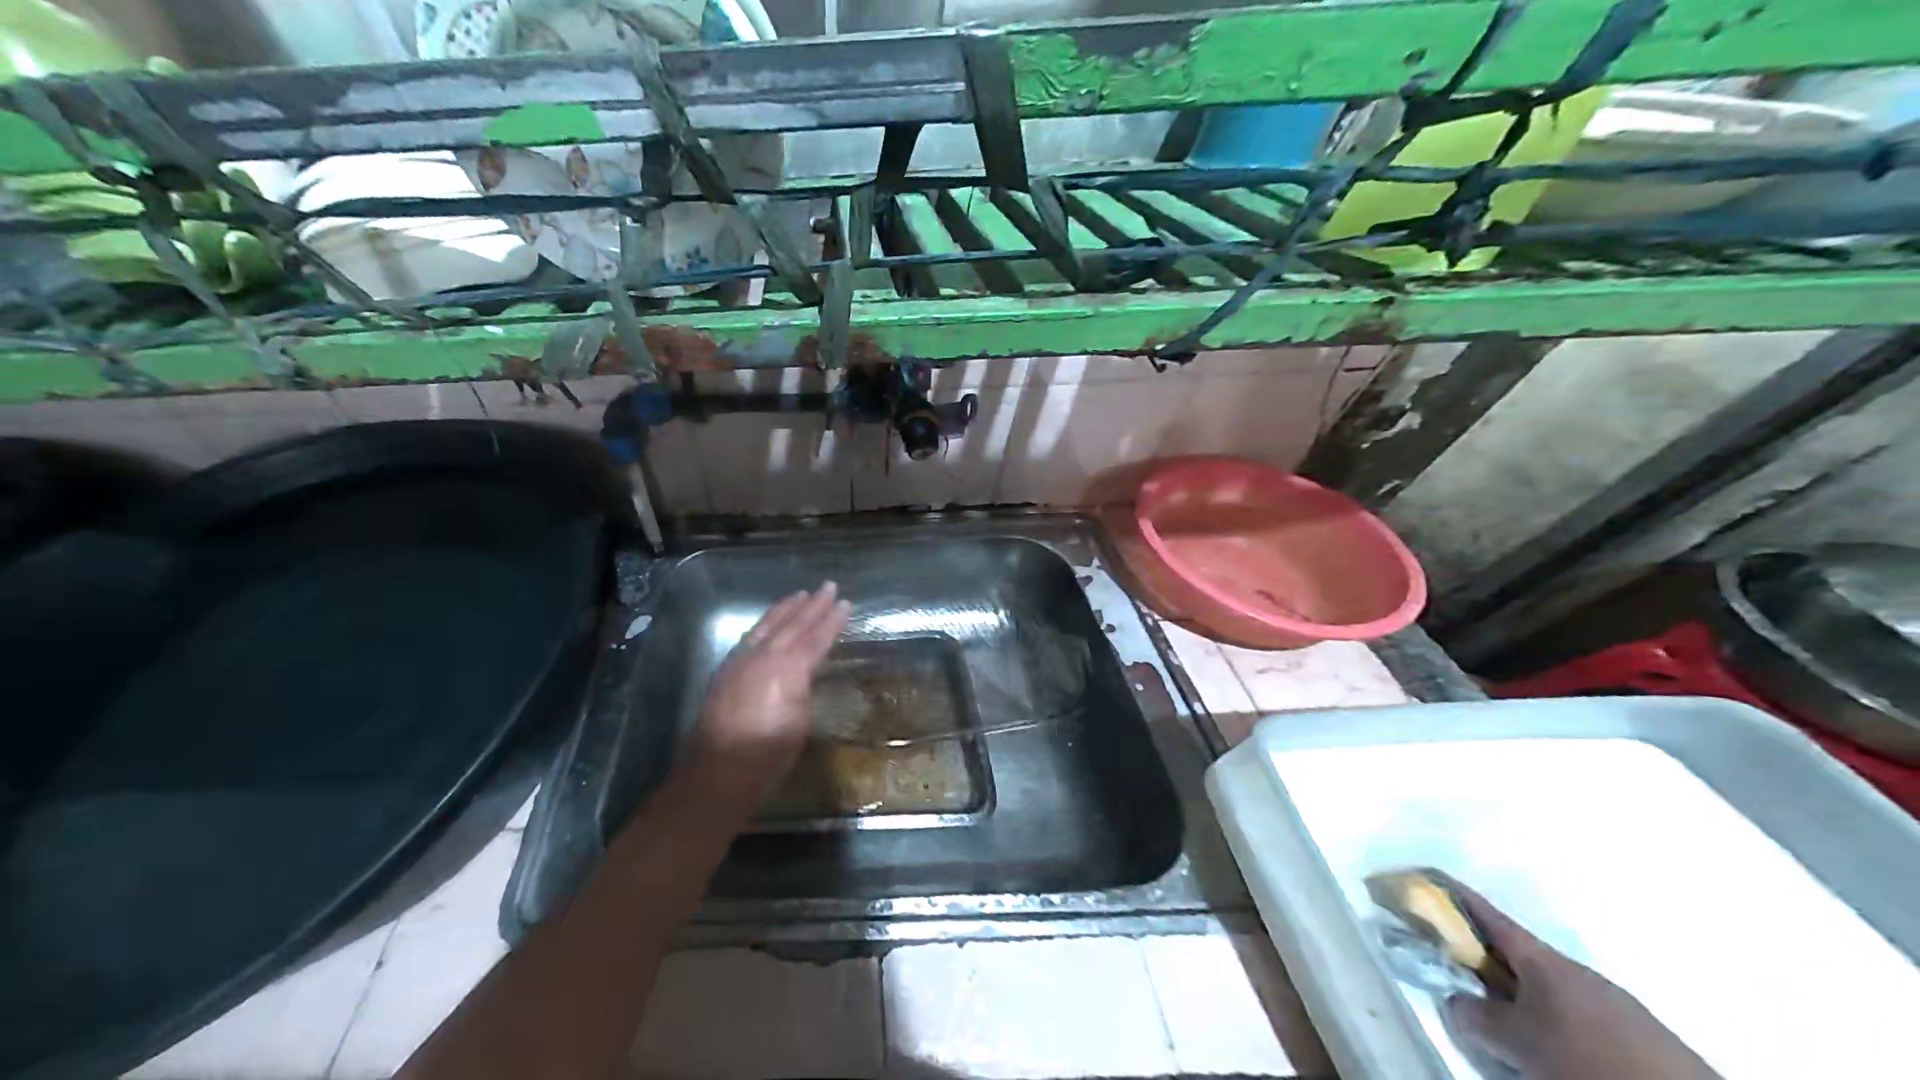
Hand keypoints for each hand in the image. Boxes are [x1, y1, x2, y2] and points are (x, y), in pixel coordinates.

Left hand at [686, 582, 850, 802]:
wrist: (720, 769)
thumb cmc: (769, 753)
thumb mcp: (800, 721)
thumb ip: (802, 688)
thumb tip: (803, 673)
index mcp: (788, 669)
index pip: (815, 638)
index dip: (832, 621)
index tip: (845, 603)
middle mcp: (764, 657)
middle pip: (793, 625)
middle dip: (812, 605)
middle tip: (828, 586)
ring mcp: (741, 662)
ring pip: (767, 626)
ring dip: (786, 609)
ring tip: (800, 595)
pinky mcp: (726, 671)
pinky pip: (750, 638)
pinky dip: (764, 624)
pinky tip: (768, 623)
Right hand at [1438, 876, 1720, 1079]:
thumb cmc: (1588, 1057)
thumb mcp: (1519, 1041)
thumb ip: (1476, 1016)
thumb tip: (1454, 1001)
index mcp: (1541, 957)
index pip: (1484, 912)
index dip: (1449, 892)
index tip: (1420, 874)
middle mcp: (1571, 968)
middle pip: (1511, 951)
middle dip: (1477, 953)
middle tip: (1447, 962)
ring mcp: (1606, 998)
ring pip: (1541, 983)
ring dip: (1512, 989)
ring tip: (1494, 1011)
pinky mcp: (1631, 1030)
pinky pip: (1569, 1009)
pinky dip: (1543, 1014)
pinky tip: (1543, 1040)